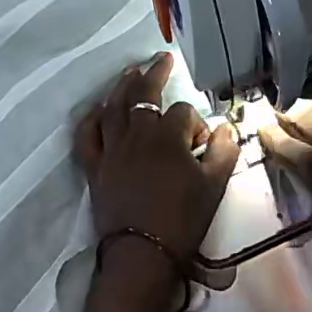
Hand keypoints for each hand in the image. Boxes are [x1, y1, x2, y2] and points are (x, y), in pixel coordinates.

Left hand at [74, 53, 238, 311]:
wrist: (142, 254)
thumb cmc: (183, 220)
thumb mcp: (215, 186)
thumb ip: (224, 152)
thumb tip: (224, 129)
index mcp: (168, 136)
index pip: (184, 112)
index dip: (197, 122)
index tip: (204, 143)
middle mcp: (137, 134)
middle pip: (144, 93)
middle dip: (155, 73)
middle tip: (161, 58)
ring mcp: (111, 148)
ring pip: (114, 107)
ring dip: (122, 86)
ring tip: (130, 72)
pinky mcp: (94, 166)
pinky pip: (87, 135)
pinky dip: (91, 119)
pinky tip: (97, 109)